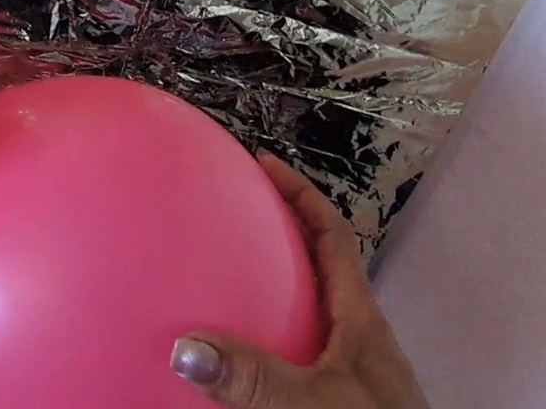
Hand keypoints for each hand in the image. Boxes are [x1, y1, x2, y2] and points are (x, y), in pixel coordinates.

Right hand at [170, 153, 429, 408]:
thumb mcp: (317, 406)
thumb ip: (254, 378)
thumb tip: (184, 346)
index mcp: (361, 320)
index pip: (332, 234)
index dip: (299, 191)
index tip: (262, 161)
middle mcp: (357, 340)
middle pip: (317, 266)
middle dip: (277, 231)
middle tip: (230, 211)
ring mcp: (351, 376)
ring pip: (306, 314)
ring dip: (269, 289)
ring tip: (220, 278)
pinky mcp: (339, 403)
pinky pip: (296, 358)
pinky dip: (265, 345)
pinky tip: (232, 364)